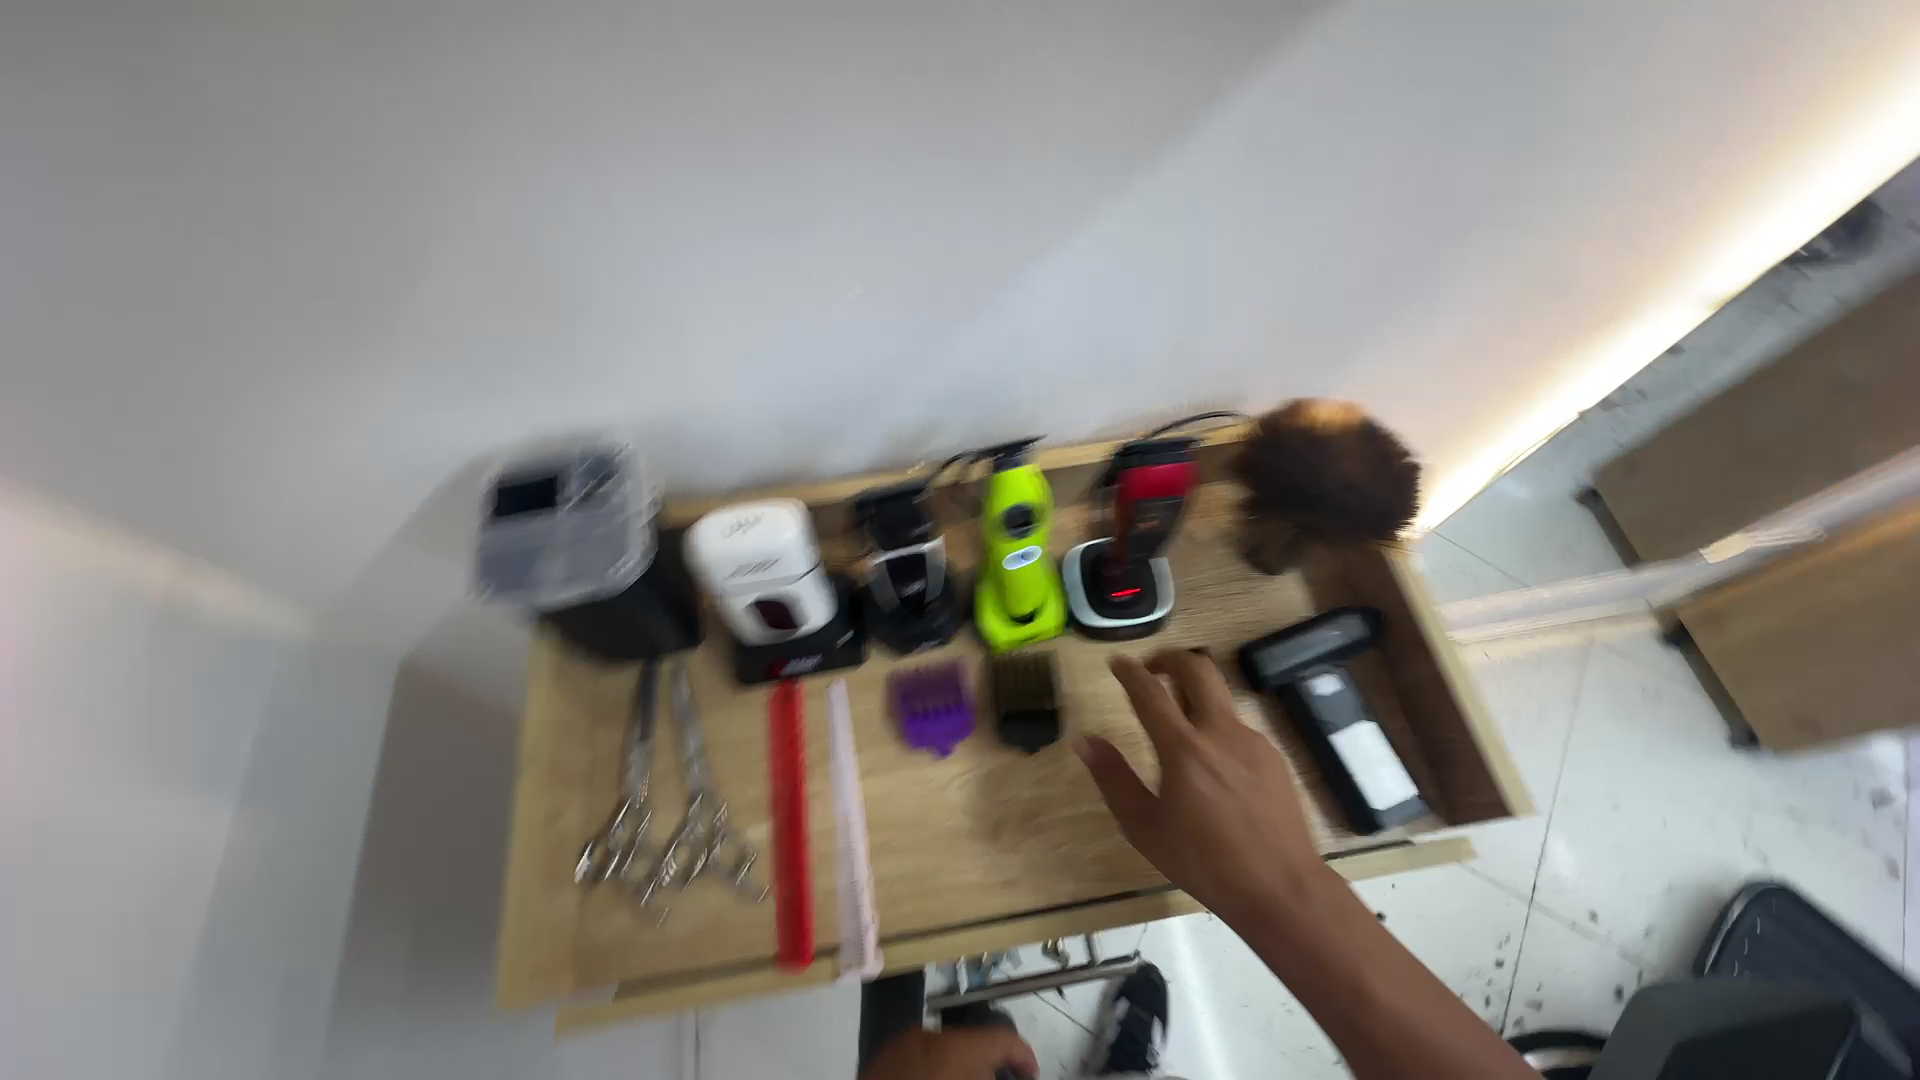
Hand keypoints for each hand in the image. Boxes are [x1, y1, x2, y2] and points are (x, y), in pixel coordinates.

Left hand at [857, 1028, 1037, 1079]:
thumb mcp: (972, 1078)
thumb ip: (990, 1072)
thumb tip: (997, 1071)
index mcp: (959, 1047)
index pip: (1004, 1038)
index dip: (1024, 1056)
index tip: (1031, 1075)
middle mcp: (930, 1036)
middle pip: (972, 1043)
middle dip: (988, 1065)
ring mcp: (902, 1044)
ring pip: (944, 1050)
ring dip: (959, 1068)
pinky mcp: (883, 1057)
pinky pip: (918, 1058)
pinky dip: (932, 1071)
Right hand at [1076, 651, 1331, 919]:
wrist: (1280, 888)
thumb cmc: (1203, 861)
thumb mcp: (1144, 826)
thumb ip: (1113, 778)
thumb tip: (1084, 741)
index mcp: (1184, 749)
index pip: (1150, 693)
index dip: (1130, 672)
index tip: (1117, 662)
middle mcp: (1220, 733)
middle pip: (1198, 670)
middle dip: (1170, 659)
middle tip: (1151, 669)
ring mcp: (1252, 741)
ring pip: (1220, 697)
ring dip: (1194, 694)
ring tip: (1177, 719)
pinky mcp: (1272, 757)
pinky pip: (1237, 727)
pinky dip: (1215, 726)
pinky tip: (1210, 762)